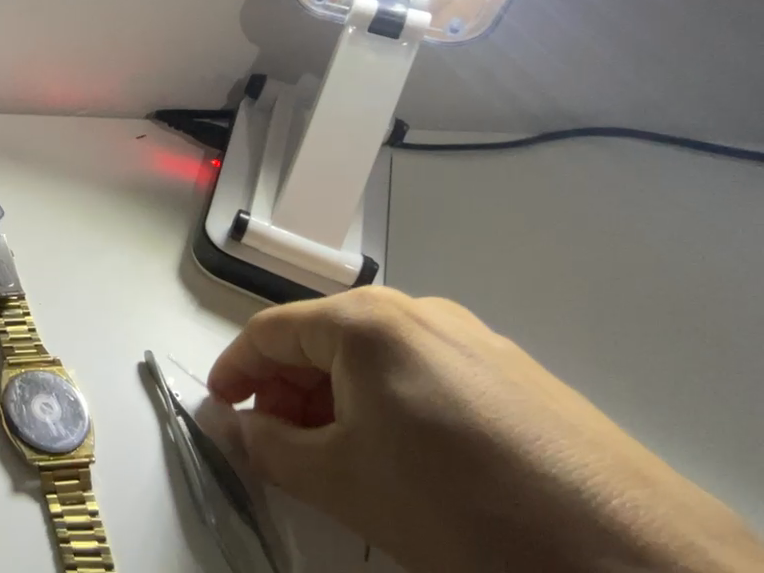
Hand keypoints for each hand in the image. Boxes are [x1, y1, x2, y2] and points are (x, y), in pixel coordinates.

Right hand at [207, 287, 763, 572]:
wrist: (640, 560)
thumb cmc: (463, 507)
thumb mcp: (341, 482)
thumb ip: (268, 447)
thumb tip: (239, 428)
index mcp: (365, 322)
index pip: (269, 331)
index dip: (233, 369)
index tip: (219, 406)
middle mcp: (418, 312)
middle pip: (322, 338)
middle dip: (289, 389)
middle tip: (278, 441)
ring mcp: (476, 339)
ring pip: (374, 358)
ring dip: (338, 399)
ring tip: (340, 456)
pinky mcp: (519, 375)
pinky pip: (425, 374)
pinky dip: (390, 404)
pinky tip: (405, 458)